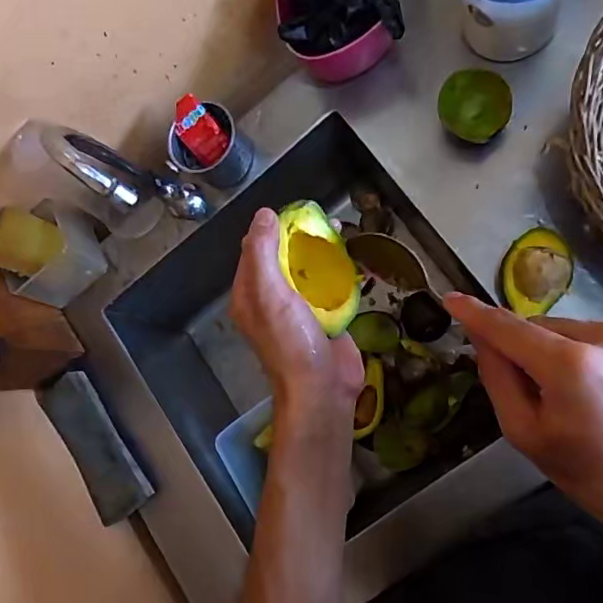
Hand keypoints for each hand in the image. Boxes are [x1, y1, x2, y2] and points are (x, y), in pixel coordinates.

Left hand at [231, 209, 364, 418]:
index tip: (300, 213)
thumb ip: (264, 253)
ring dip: (323, 253)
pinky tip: (353, 262)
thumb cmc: (292, 342)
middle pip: (284, 258)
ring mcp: (299, 311)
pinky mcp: (324, 320)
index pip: (256, 249)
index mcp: (250, 293)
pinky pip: (329, 289)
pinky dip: (339, 273)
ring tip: (342, 235)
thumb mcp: (269, 293)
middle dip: (303, 238)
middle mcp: (271, 300)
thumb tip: (264, 215)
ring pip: (309, 271)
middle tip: (328, 223)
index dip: (274, 227)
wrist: (323, 389)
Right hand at [444, 294, 602, 547]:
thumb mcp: (529, 438)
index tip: (451, 299)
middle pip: (544, 328)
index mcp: (572, 368)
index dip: (477, 315)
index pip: (510, 328)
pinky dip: (601, 353)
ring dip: (569, 351)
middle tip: (545, 394)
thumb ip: (499, 380)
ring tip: (589, 395)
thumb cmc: (596, 477)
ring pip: (578, 329)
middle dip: (533, 351)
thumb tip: (483, 337)